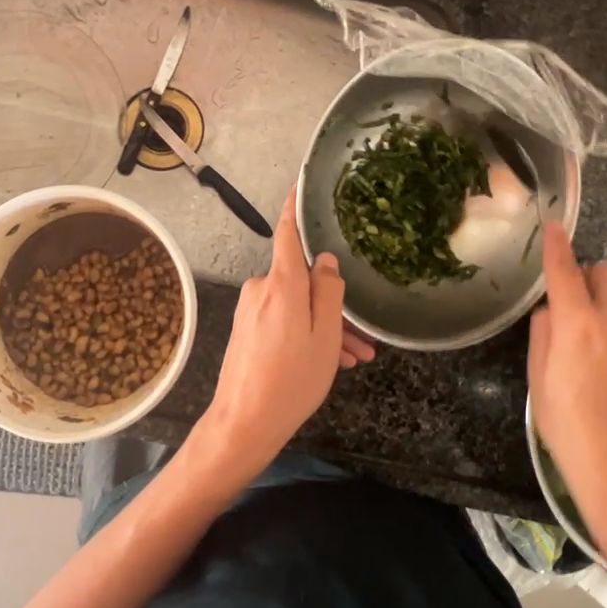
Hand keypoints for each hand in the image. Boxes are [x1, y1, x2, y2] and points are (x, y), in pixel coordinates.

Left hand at [195, 187, 372, 473]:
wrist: (243, 423)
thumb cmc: (290, 381)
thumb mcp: (324, 337)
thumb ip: (328, 292)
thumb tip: (325, 261)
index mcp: (281, 284)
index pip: (288, 233)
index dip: (296, 207)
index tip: (301, 184)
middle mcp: (261, 290)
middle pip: (303, 280)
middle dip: (334, 304)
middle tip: (362, 338)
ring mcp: (252, 310)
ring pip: (298, 306)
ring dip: (325, 327)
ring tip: (353, 357)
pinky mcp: (247, 329)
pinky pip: (284, 321)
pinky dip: (306, 335)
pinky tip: (331, 361)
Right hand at [528, 223, 606, 542]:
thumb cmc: (570, 434)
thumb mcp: (540, 386)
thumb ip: (542, 340)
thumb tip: (549, 314)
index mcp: (578, 328)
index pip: (564, 273)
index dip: (557, 247)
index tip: (554, 225)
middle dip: (589, 275)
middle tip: (571, 300)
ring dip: (604, 313)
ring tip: (588, 356)